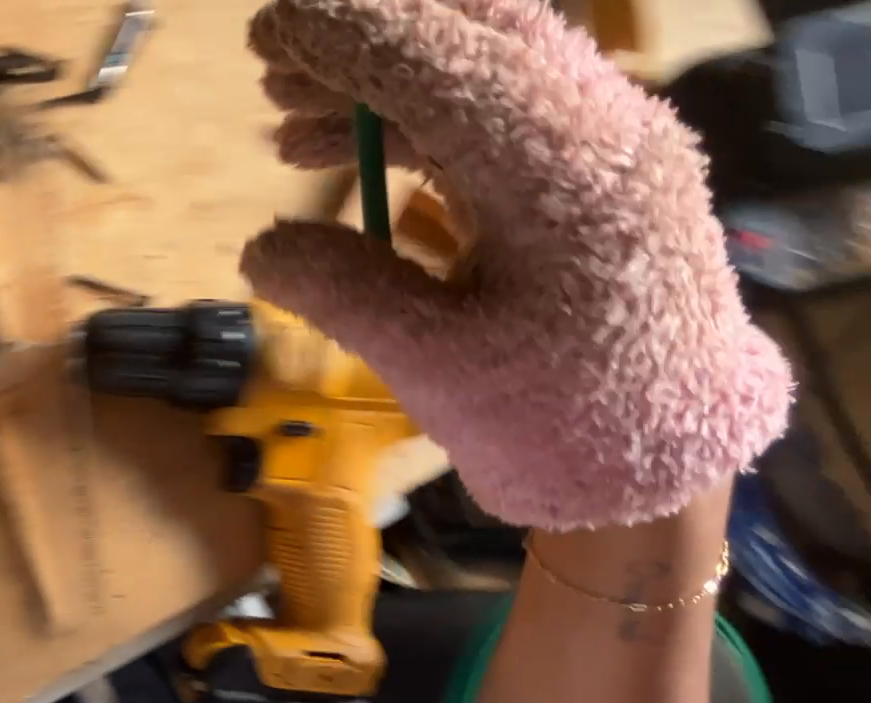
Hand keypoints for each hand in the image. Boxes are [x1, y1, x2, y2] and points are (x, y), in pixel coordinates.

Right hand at [242, 0, 789, 529]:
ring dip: (375, 86)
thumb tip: (259, 247)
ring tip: (286, 116)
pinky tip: (337, 156)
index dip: (353, 39)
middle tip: (272, 54)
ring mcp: (584, 155)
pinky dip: (403, 129)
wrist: (647, 457)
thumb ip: (343, 292)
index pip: (449, 64)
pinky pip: (478, 127)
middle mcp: (591, 135)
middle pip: (474, 38)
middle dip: (366, 39)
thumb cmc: (548, 417)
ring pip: (472, 77)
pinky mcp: (566, 185)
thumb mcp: (432, 361)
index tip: (272, 25)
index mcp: (566, 172)